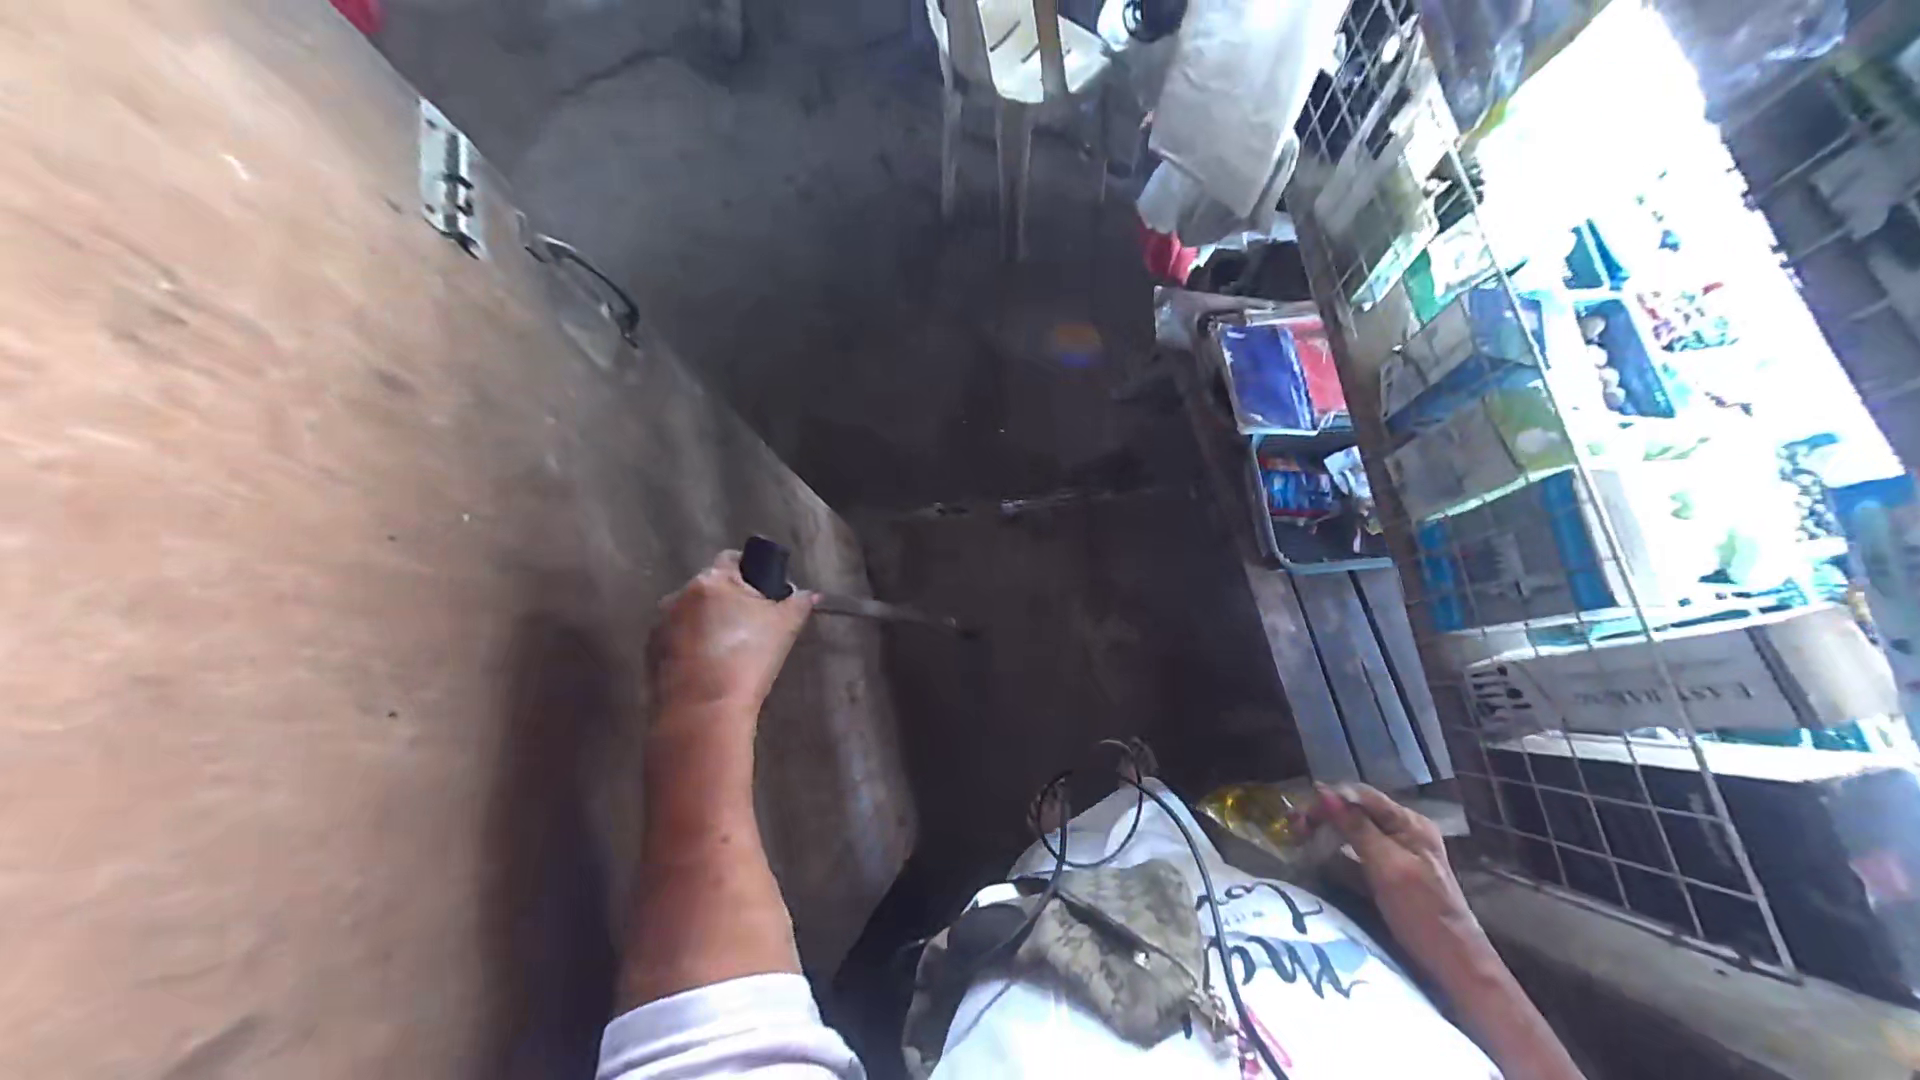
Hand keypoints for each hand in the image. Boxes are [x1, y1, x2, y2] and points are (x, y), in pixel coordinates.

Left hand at [648, 550, 816, 723]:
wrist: (703, 710)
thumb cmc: (748, 659)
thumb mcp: (785, 628)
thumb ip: (799, 603)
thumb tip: (811, 594)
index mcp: (713, 580)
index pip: (733, 558)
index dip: (752, 572)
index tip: (765, 595)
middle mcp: (680, 594)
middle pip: (711, 587)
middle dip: (729, 601)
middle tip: (752, 628)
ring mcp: (660, 623)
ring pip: (691, 614)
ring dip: (707, 624)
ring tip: (728, 653)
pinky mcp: (649, 651)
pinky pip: (676, 639)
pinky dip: (691, 646)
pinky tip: (707, 669)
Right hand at [1313, 782, 1491, 967]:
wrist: (1457, 966)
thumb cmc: (1424, 914)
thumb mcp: (1387, 867)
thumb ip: (1357, 827)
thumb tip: (1324, 792)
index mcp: (1409, 822)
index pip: (1359, 795)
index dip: (1327, 800)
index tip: (1299, 817)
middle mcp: (1404, 828)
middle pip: (1354, 808)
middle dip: (1322, 814)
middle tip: (1294, 828)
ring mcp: (1399, 849)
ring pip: (1352, 826)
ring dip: (1325, 828)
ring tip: (1299, 836)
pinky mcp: (1391, 869)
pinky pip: (1356, 846)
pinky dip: (1335, 845)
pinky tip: (1318, 850)